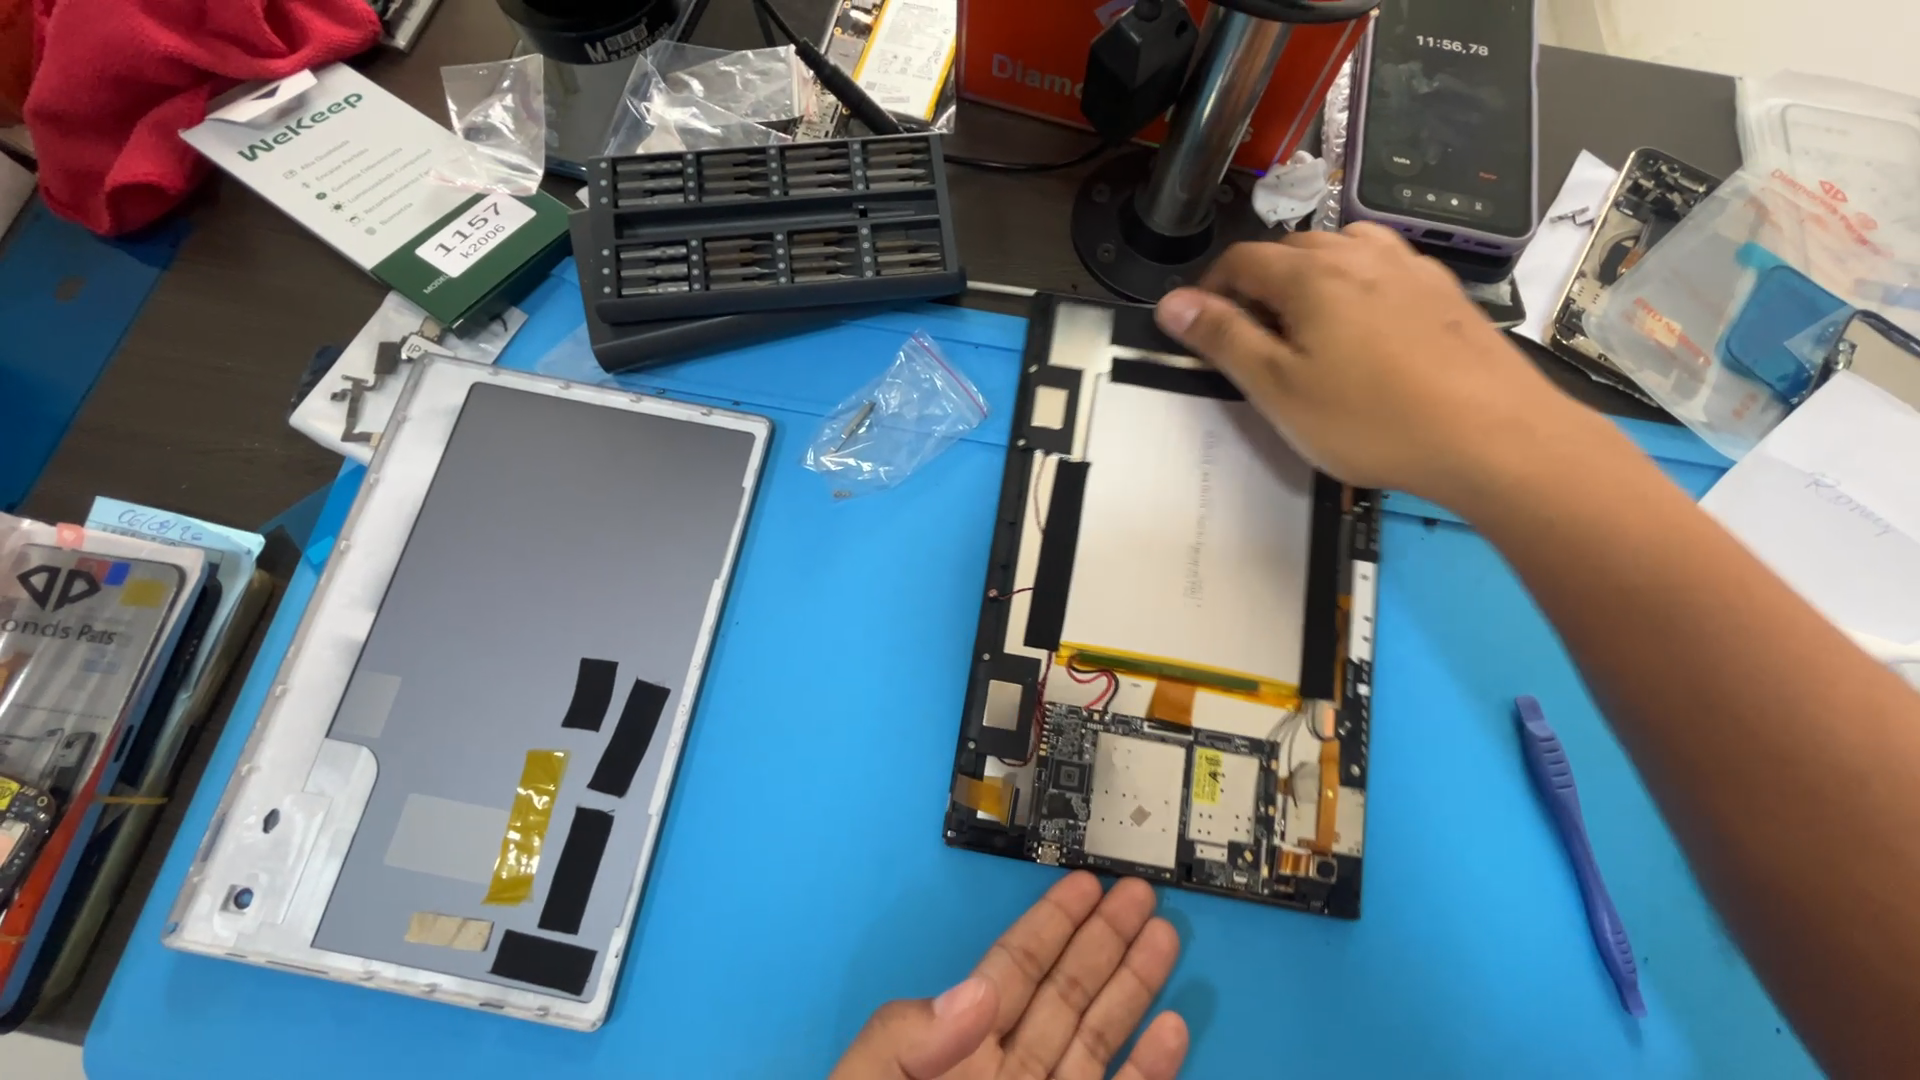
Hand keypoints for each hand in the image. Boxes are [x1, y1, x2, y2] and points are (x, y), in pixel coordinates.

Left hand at [829, 872, 1187, 1079]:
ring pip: (1097, 1039)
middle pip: (1064, 992)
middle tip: (1139, 894)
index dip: (1049, 925)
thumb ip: (905, 1038)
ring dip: (1132, 989)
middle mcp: (1006, 1074)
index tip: (1084, 885)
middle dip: (1102, 941)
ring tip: (1164, 939)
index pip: (1013, 970)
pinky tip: (1171, 1029)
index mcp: (954, 1050)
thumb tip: (978, 988)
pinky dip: (1148, 1070)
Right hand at [1153, 225, 1606, 511]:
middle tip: (1249, 337)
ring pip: (1342, 250)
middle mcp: (1360, 255)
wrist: (1493, 437)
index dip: (1209, 290)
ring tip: (1303, 324)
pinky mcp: (1444, 292)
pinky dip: (1355, 283)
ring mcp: (1410, 268)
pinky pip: (1384, 268)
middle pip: (1290, 249)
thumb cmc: (1369, 419)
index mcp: (1311, 274)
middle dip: (1256, 282)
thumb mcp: (1277, 388)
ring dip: (1308, 275)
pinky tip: (1364, 326)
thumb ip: (1222, 340)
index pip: (1240, 260)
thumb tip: (1171, 302)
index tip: (1201, 329)